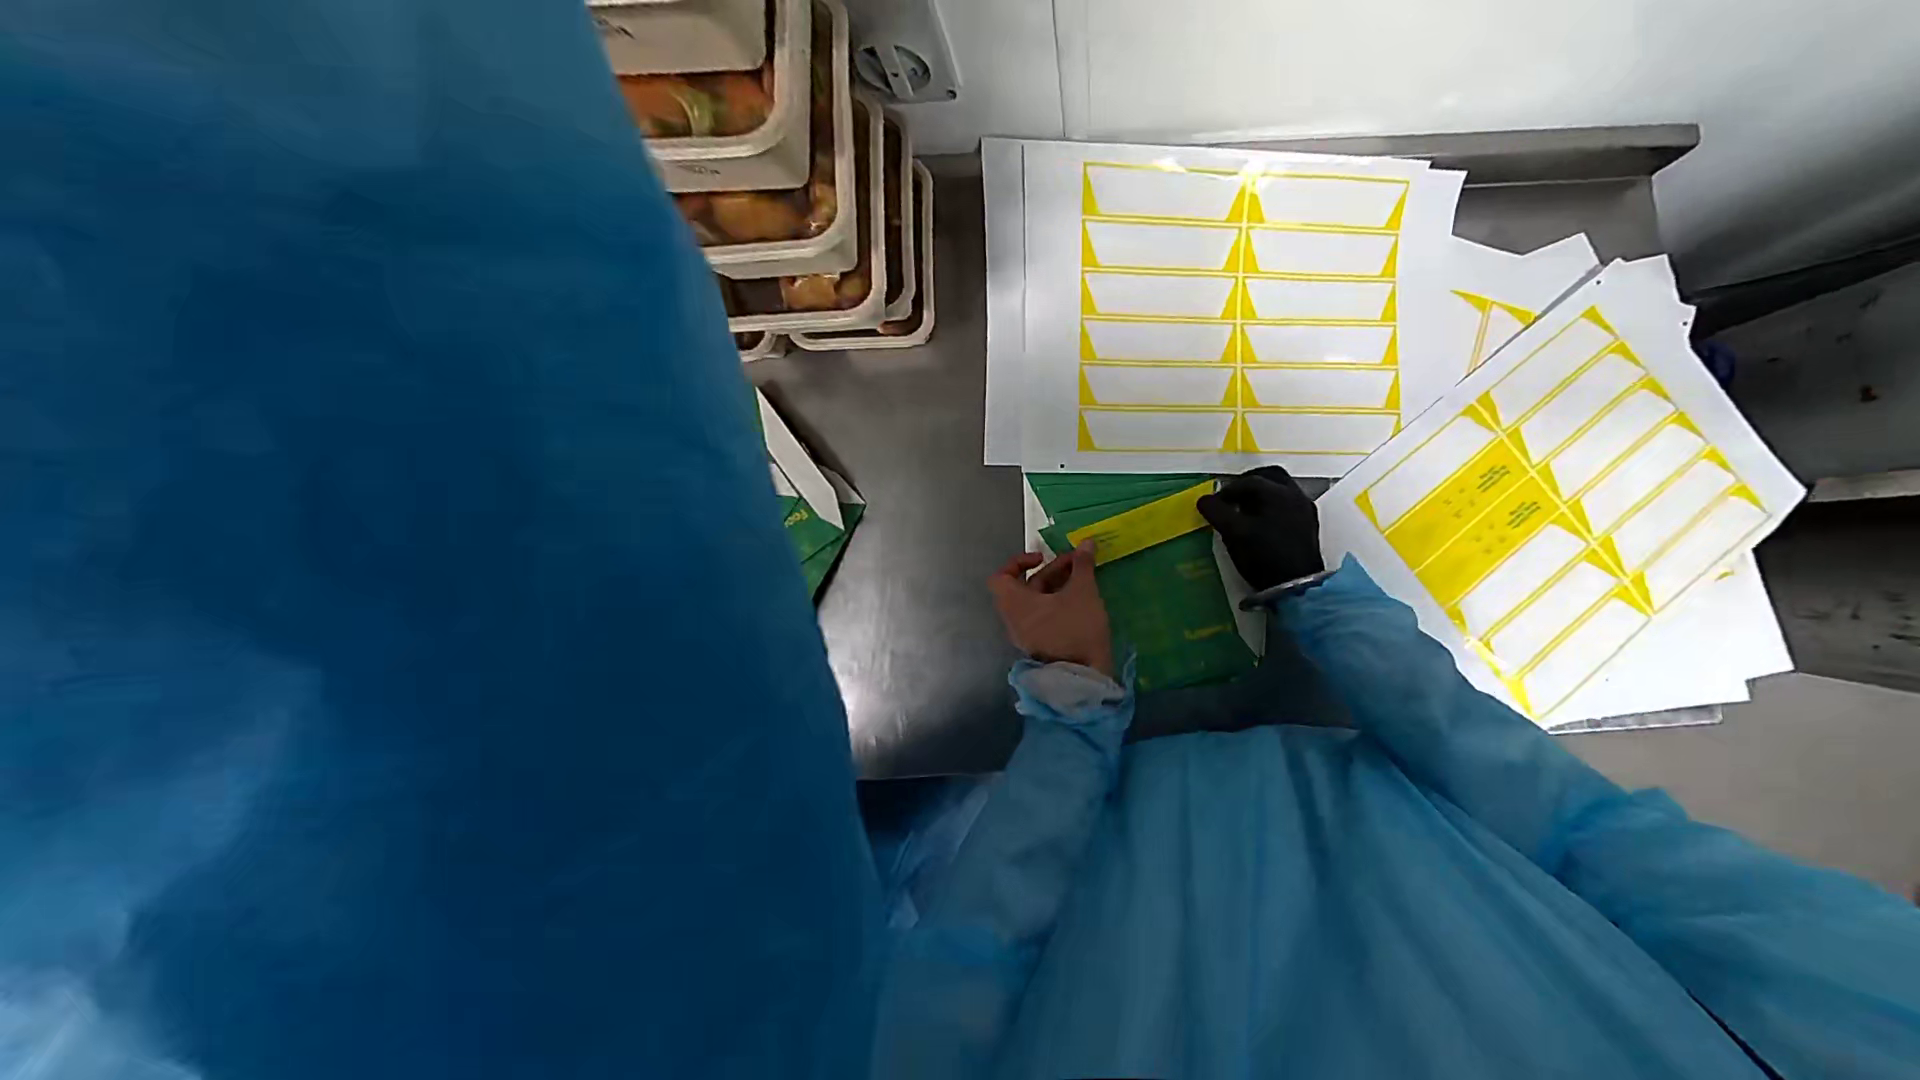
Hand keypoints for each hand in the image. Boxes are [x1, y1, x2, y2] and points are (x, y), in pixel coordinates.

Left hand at [987, 543, 1114, 677]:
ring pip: (1036, 603)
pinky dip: (1057, 604)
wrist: (1084, 678)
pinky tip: (1081, 600)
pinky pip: (1042, 617)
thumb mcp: (1083, 592)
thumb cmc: (1076, 630)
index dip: (1019, 562)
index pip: (1001, 577)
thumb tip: (1086, 543)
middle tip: (1078, 564)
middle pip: (1024, 587)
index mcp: (1014, 604)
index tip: (1043, 558)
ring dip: (1057, 586)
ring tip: (1083, 579)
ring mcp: (1026, 635)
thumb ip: (1082, 566)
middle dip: (1051, 571)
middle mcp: (1014, 620)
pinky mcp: (1040, 646)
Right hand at [1196, 465, 1323, 589]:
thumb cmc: (1263, 556)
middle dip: (1248, 483)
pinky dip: (1272, 505)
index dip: (1227, 490)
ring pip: (1281, 489)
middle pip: (1270, 476)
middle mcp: (1295, 495)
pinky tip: (1261, 522)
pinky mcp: (1309, 524)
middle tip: (1232, 496)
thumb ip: (1216, 512)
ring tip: (1244, 510)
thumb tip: (1204, 500)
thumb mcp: (1234, 533)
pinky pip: (1288, 504)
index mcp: (1277, 493)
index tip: (1214, 504)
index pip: (1248, 482)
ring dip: (1261, 494)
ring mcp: (1305, 509)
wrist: (1296, 585)